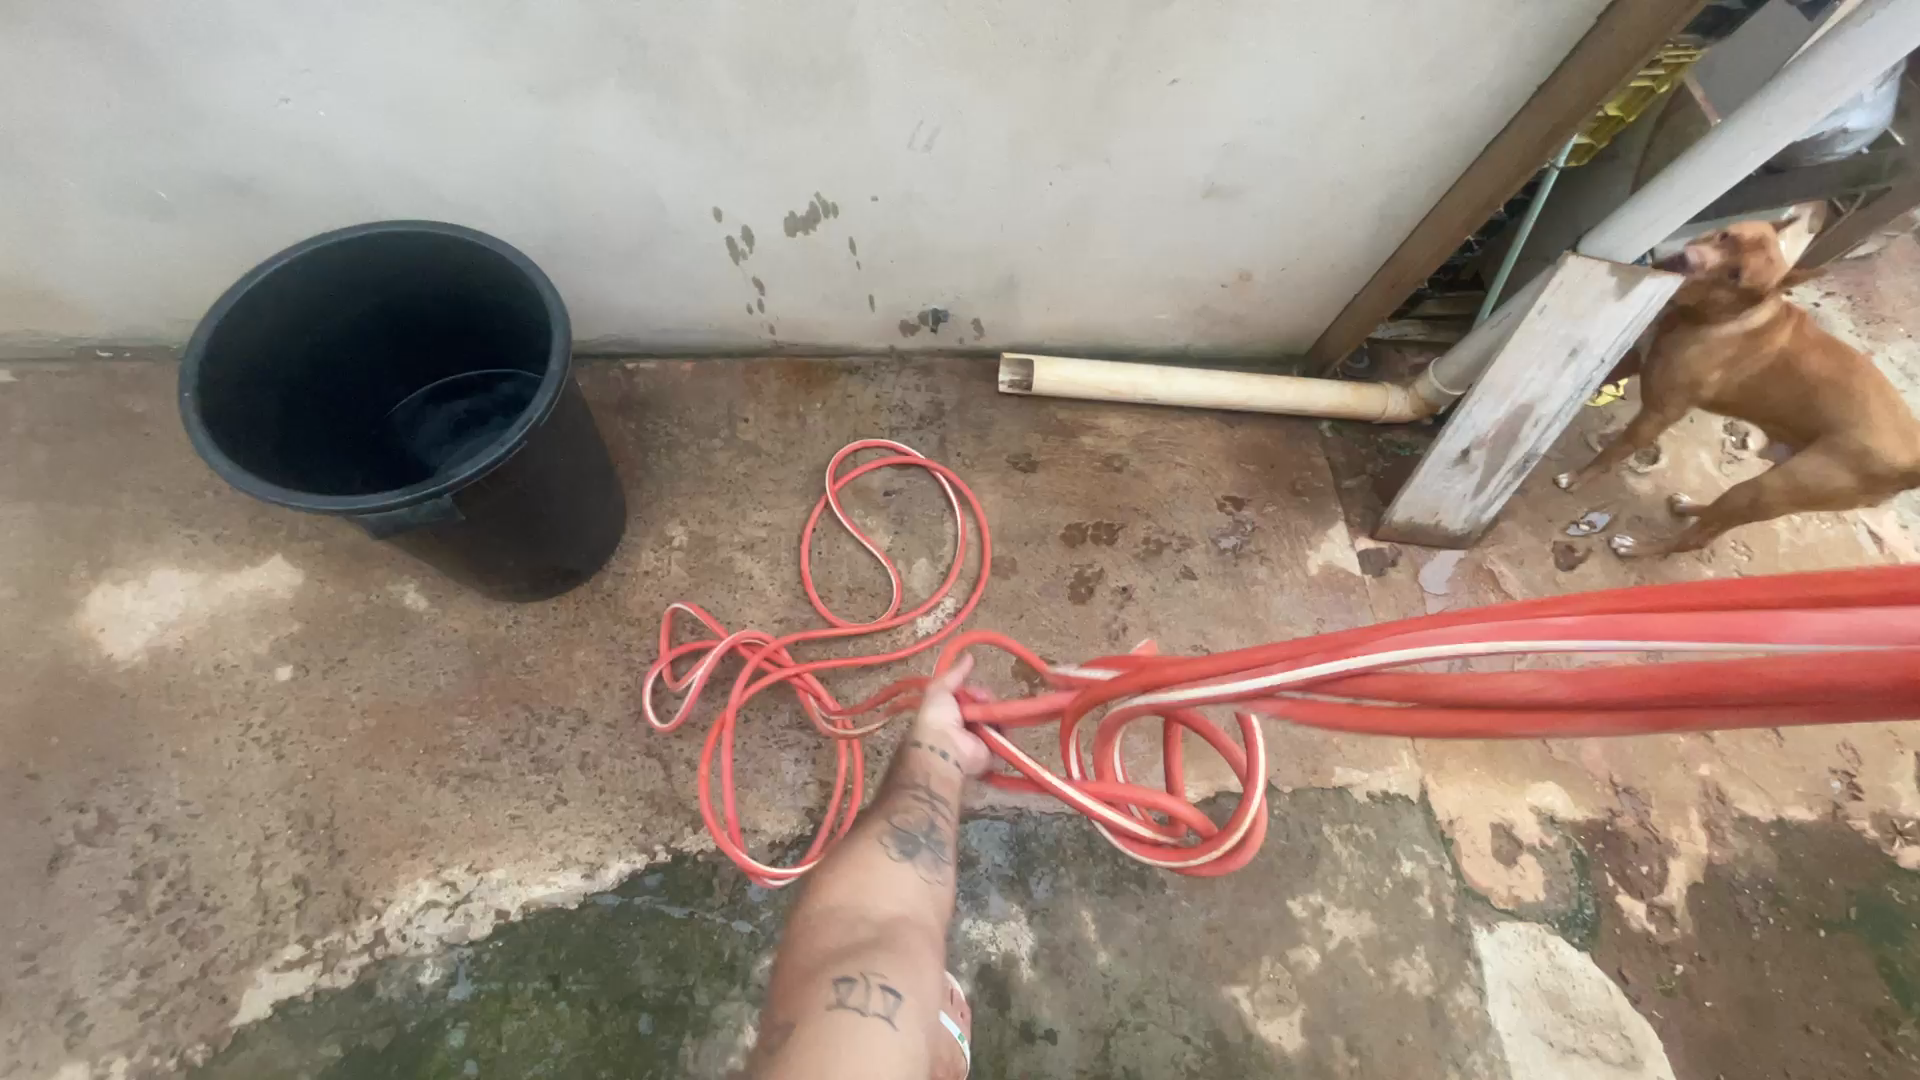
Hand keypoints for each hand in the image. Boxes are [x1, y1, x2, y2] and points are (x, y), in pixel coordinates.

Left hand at [914, 653, 991, 776]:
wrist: (945, 749)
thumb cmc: (937, 717)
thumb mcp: (940, 689)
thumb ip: (955, 673)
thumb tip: (969, 655)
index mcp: (949, 713)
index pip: (968, 697)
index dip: (974, 691)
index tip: (974, 691)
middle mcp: (963, 726)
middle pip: (983, 707)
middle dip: (986, 700)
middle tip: (984, 701)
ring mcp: (978, 740)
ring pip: (995, 719)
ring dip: (996, 713)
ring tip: (992, 713)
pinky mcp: (991, 753)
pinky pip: (1003, 737)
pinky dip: (1005, 730)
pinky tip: (1001, 724)